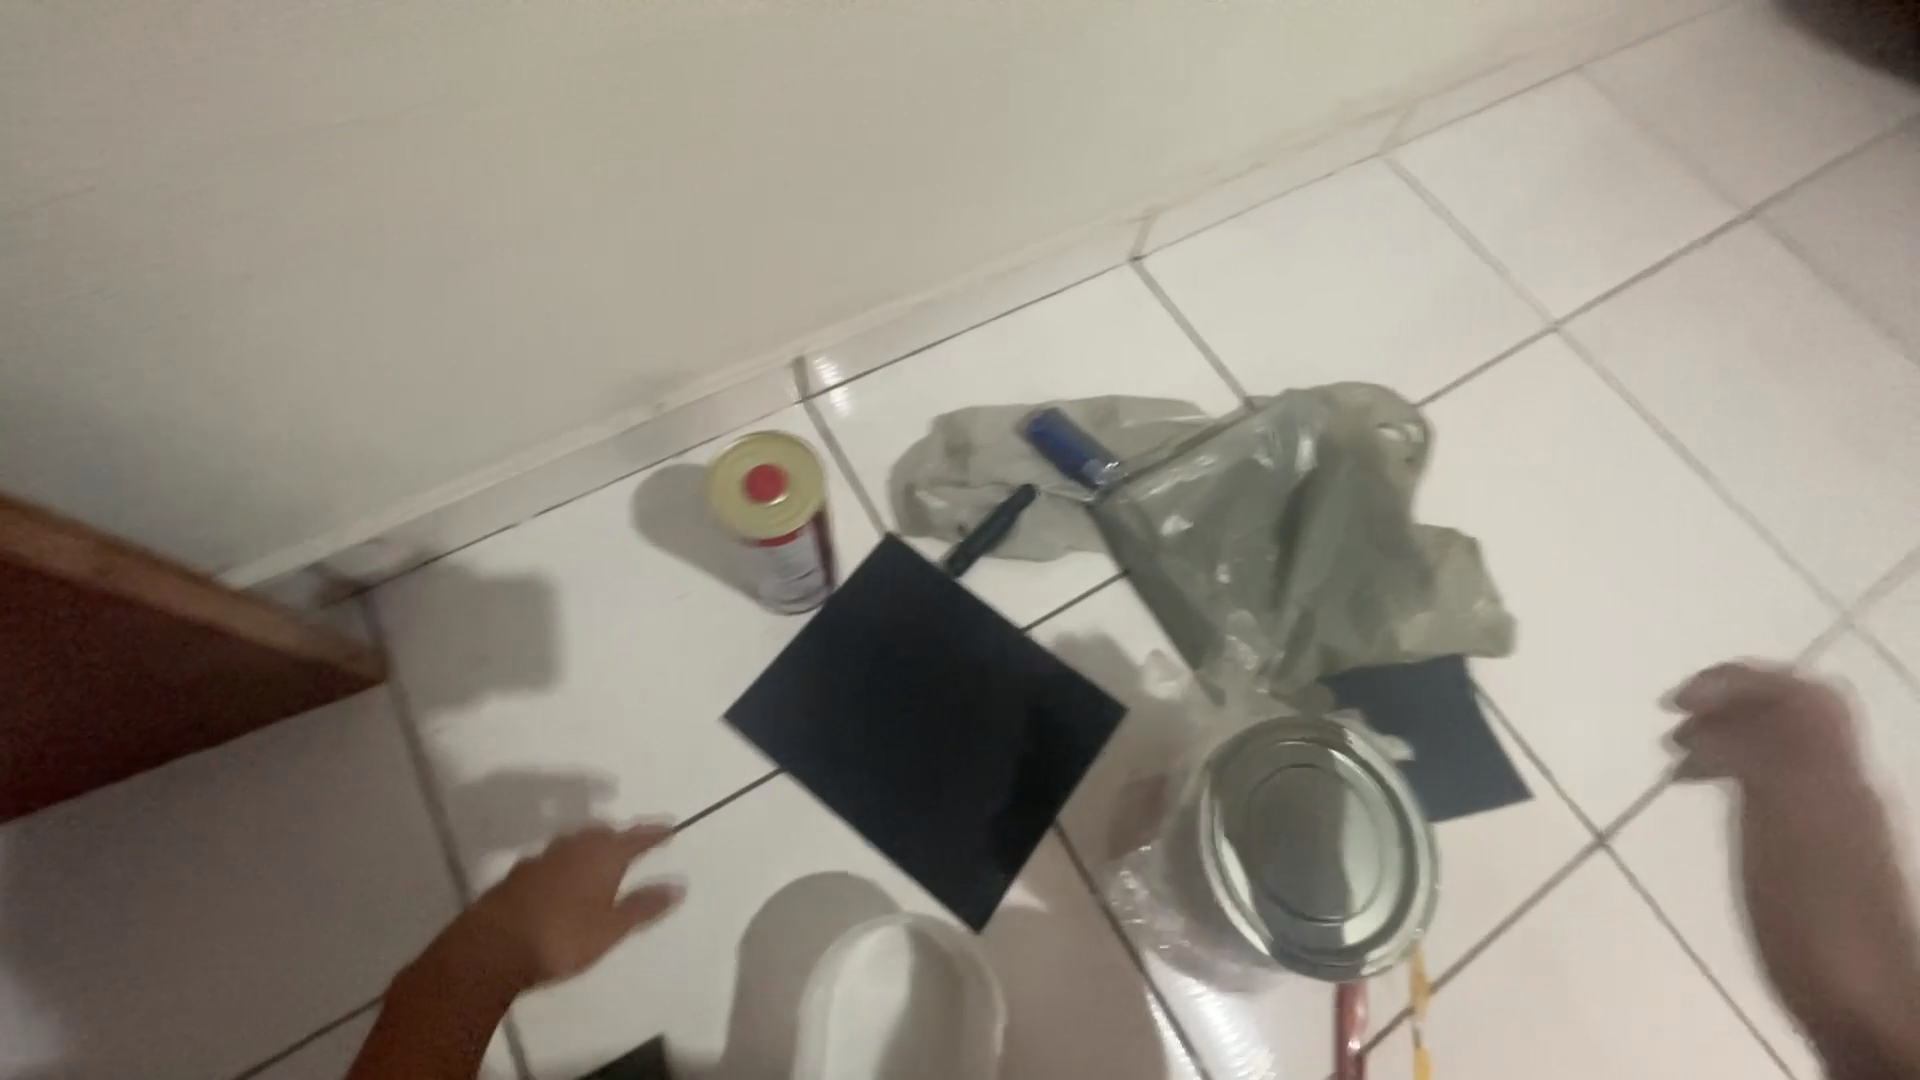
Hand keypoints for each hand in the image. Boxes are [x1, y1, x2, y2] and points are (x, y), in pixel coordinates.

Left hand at [450, 822, 684, 990]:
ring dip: (588, 846)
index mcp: (603, 856)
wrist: (487, 952)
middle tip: (631, 842)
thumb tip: (680, 886)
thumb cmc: (561, 939)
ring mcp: (541, 860)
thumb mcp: (611, 929)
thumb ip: (644, 906)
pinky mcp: (515, 877)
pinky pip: (549, 861)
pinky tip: (558, 879)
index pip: (636, 837)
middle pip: (602, 833)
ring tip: (596, 857)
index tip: (670, 827)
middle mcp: (574, 848)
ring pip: (573, 843)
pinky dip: (562, 864)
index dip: (654, 833)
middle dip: (619, 835)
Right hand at [1665, 662, 1919, 1076]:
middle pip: (1792, 710)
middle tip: (1672, 716)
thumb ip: (1768, 758)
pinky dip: (1725, 765)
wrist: (1865, 1003)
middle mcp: (1840, 784)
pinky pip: (1770, 777)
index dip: (1736, 681)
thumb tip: (1726, 709)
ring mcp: (1829, 814)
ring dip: (1722, 731)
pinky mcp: (1809, 842)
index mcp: (1833, 776)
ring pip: (1777, 742)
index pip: (1798, 695)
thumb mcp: (1790, 825)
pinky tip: (1696, 787)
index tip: (1675, 701)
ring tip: (1675, 752)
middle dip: (1728, 699)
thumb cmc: (1815, 916)